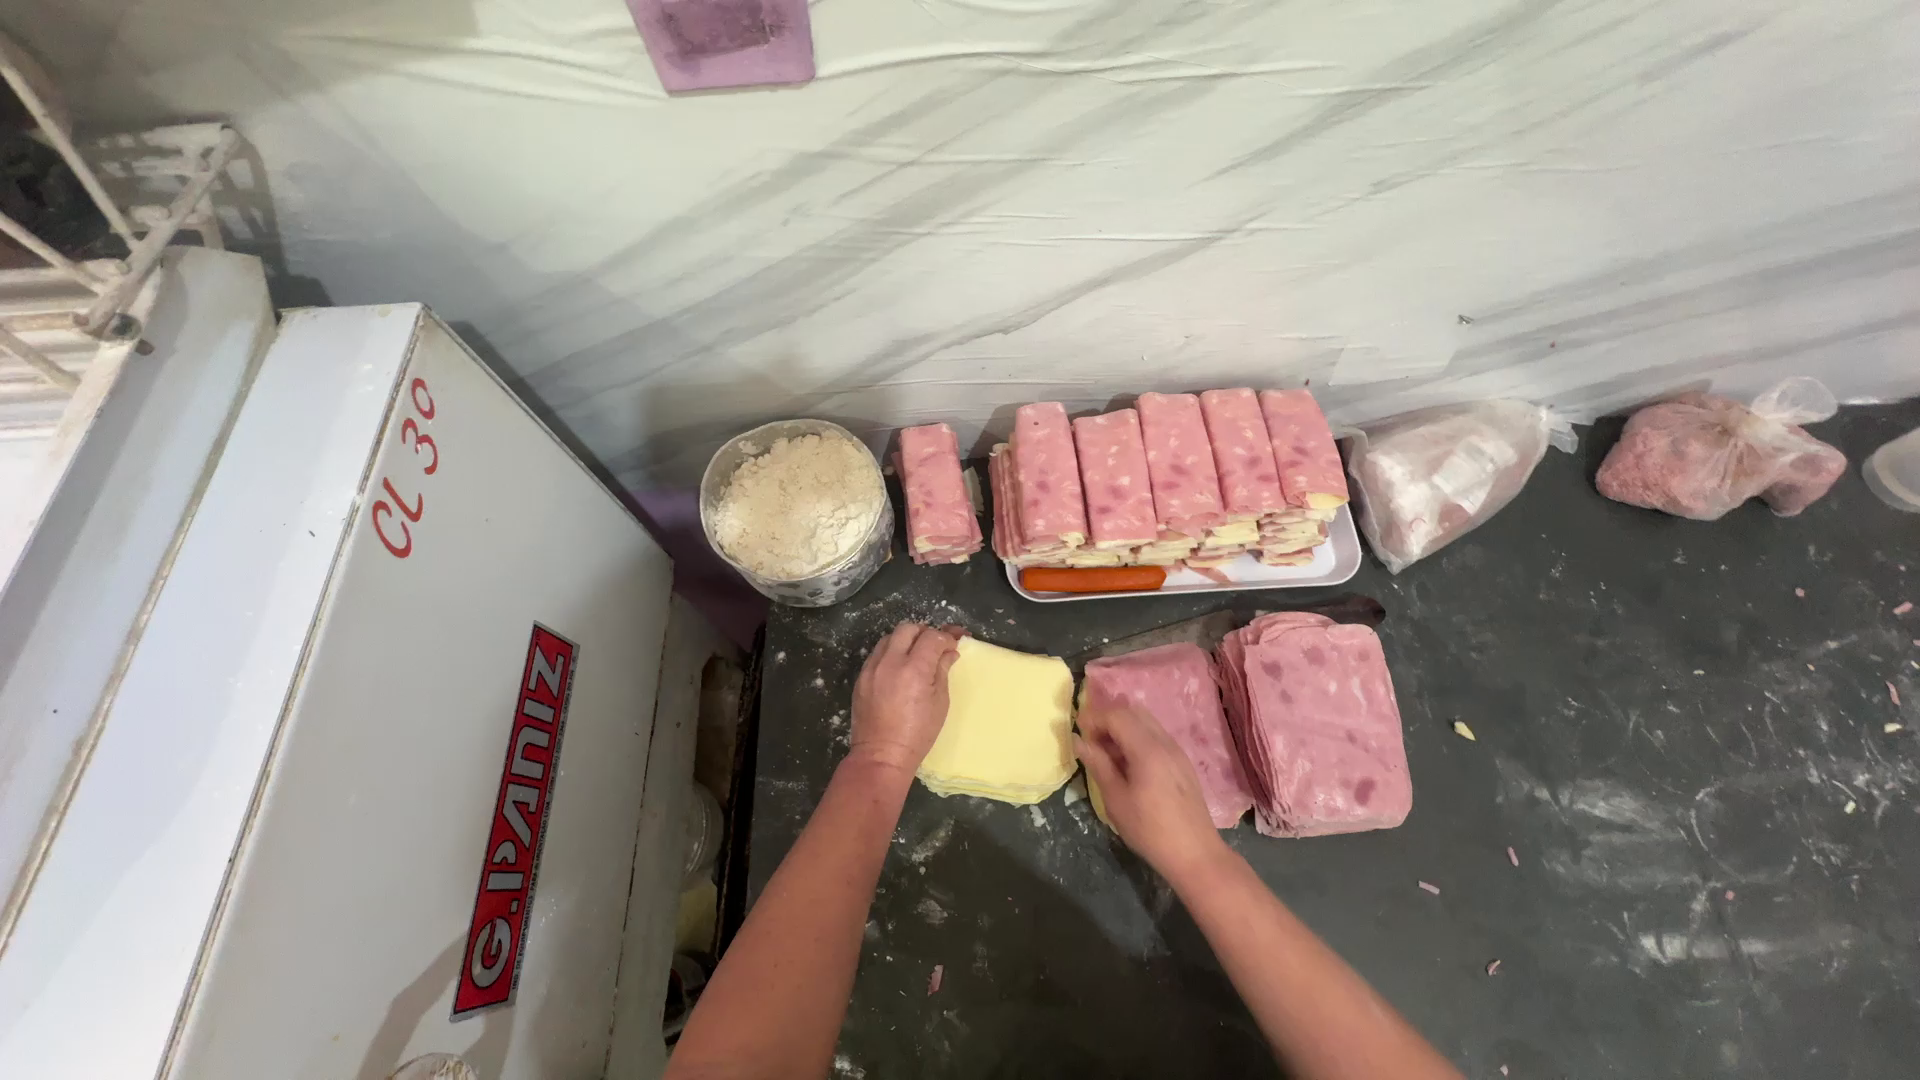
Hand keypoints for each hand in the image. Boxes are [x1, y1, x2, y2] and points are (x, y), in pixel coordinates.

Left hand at [848, 622, 962, 774]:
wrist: (881, 755)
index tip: (953, 646)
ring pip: (890, 637)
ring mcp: (872, 668)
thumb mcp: (940, 702)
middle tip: (935, 647)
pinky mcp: (861, 677)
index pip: (932, 637)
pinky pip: (877, 653)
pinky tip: (899, 669)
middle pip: (908, 628)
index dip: (946, 638)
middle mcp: (890, 662)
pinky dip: (891, 653)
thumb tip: (949, 652)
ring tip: (916, 656)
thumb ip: (942, 671)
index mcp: (914, 669)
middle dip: (925, 633)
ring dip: (906, 641)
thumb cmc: (918, 734)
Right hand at [1075, 689, 1229, 883]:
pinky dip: (1137, 739)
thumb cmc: (1150, 830)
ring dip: (1123, 728)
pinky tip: (1128, 764)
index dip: (1094, 718)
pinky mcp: (1182, 762)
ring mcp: (1177, 751)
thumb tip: (1078, 740)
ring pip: (1146, 722)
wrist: (1196, 855)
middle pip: (1133, 712)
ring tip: (1107, 754)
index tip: (1078, 731)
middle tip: (1091, 740)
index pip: (1118, 715)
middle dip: (1109, 719)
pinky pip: (1156, 737)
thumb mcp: (1116, 799)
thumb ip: (1098, 765)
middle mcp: (1165, 742)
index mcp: (1148, 750)